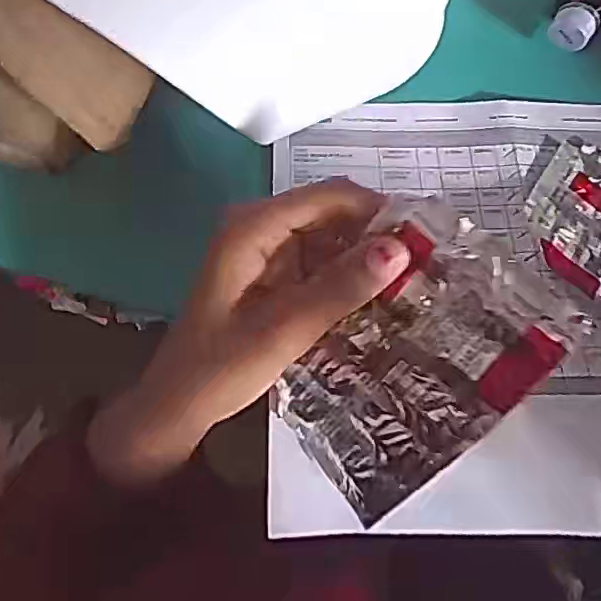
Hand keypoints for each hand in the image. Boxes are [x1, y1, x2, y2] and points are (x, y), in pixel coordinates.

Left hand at [88, 179, 409, 487]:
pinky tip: (375, 292)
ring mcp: (267, 243)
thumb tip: (399, 248)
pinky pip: (321, 255)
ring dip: (366, 251)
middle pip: (332, 209)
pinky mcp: (275, 266)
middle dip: (376, 231)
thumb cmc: (220, 368)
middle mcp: (261, 222)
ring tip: (410, 277)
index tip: (422, 235)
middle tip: (423, 261)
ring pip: (331, 232)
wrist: (177, 405)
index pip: (330, 195)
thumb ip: (342, 287)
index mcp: (254, 224)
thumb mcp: (286, 330)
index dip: (377, 209)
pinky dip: (348, 269)